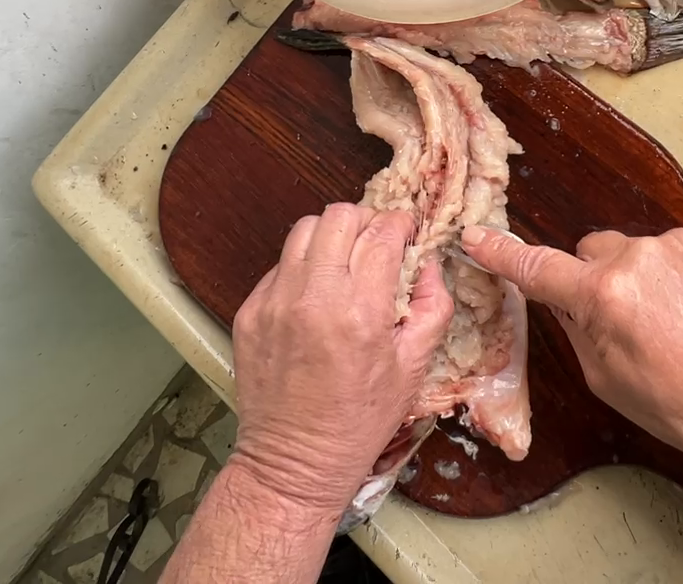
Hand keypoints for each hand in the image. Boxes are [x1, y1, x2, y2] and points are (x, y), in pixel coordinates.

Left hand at [228, 203, 453, 514]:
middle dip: (367, 221)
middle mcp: (314, 297)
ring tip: (345, 259)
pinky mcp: (250, 311)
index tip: (408, 231)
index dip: (402, 224)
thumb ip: (433, 306)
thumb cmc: (359, 421)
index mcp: (361, 312)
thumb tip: (429, 262)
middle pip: (340, 217)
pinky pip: (281, 263)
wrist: (291, 465)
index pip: (382, 234)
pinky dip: (304, 265)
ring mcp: (275, 301)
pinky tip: (316, 292)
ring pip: (305, 228)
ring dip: (332, 235)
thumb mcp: (414, 369)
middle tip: (377, 242)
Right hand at [459, 223, 682, 483]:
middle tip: (624, 321)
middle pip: (593, 251)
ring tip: (682, 326)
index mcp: (608, 296)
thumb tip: (565, 299)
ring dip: (644, 278)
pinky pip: (679, 251)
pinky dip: (681, 275)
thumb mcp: (614, 384)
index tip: (475, 237)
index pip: (540, 268)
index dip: (502, 254)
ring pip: (638, 251)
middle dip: (597, 278)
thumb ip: (580, 330)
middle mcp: (642, 257)